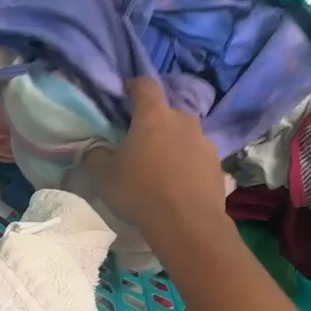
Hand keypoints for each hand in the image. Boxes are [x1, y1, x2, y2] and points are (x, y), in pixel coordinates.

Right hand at [82, 77, 228, 235]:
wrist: (188, 225)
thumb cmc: (141, 192)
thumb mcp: (104, 176)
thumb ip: (95, 156)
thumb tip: (93, 149)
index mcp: (154, 116)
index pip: (145, 85)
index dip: (134, 86)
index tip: (124, 95)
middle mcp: (183, 121)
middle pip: (167, 111)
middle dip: (154, 121)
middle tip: (140, 142)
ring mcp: (205, 142)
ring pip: (185, 134)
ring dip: (173, 143)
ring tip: (162, 167)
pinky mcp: (218, 165)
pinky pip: (198, 157)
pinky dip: (189, 164)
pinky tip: (180, 184)